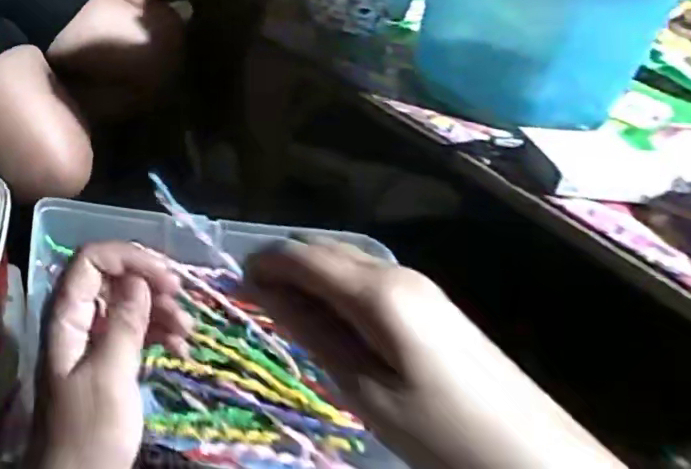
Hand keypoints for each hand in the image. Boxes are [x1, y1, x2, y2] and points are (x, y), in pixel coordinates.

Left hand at [32, 243, 194, 468]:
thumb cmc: (89, 432)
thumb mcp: (110, 378)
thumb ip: (123, 325)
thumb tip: (139, 280)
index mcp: (66, 312)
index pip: (91, 259)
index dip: (129, 258)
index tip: (169, 279)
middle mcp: (75, 316)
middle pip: (110, 277)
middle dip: (147, 282)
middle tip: (183, 304)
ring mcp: (89, 337)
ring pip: (124, 302)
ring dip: (156, 308)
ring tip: (187, 331)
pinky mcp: (105, 360)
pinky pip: (130, 329)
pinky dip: (155, 331)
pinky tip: (179, 346)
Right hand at [243, 240, 623, 468]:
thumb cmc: (452, 441)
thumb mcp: (368, 394)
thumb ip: (311, 333)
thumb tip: (262, 291)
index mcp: (376, 291)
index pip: (297, 254)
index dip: (260, 264)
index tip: (238, 290)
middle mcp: (395, 272)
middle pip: (318, 248)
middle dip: (283, 267)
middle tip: (263, 306)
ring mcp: (420, 286)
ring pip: (342, 259)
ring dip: (310, 277)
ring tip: (297, 318)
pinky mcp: (435, 305)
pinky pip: (367, 277)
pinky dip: (338, 288)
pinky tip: (339, 325)